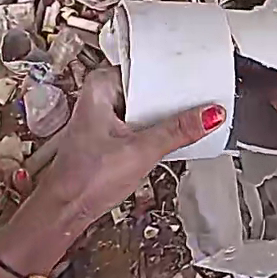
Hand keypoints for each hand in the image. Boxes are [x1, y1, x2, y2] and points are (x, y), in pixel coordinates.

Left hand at [0, 69, 221, 272]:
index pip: (147, 68)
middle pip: (150, 88)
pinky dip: (159, 128)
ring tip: (195, 116)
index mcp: (101, 85)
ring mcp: (108, 115)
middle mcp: (102, 95)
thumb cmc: (84, 179)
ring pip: (148, 107)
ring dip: (168, 115)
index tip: (200, 78)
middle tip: (204, 99)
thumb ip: (178, 132)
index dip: (174, 76)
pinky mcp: (114, 133)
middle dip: (174, 98)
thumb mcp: (140, 152)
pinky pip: (144, 122)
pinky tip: (176, 133)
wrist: (67, 209)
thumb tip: (209, 115)